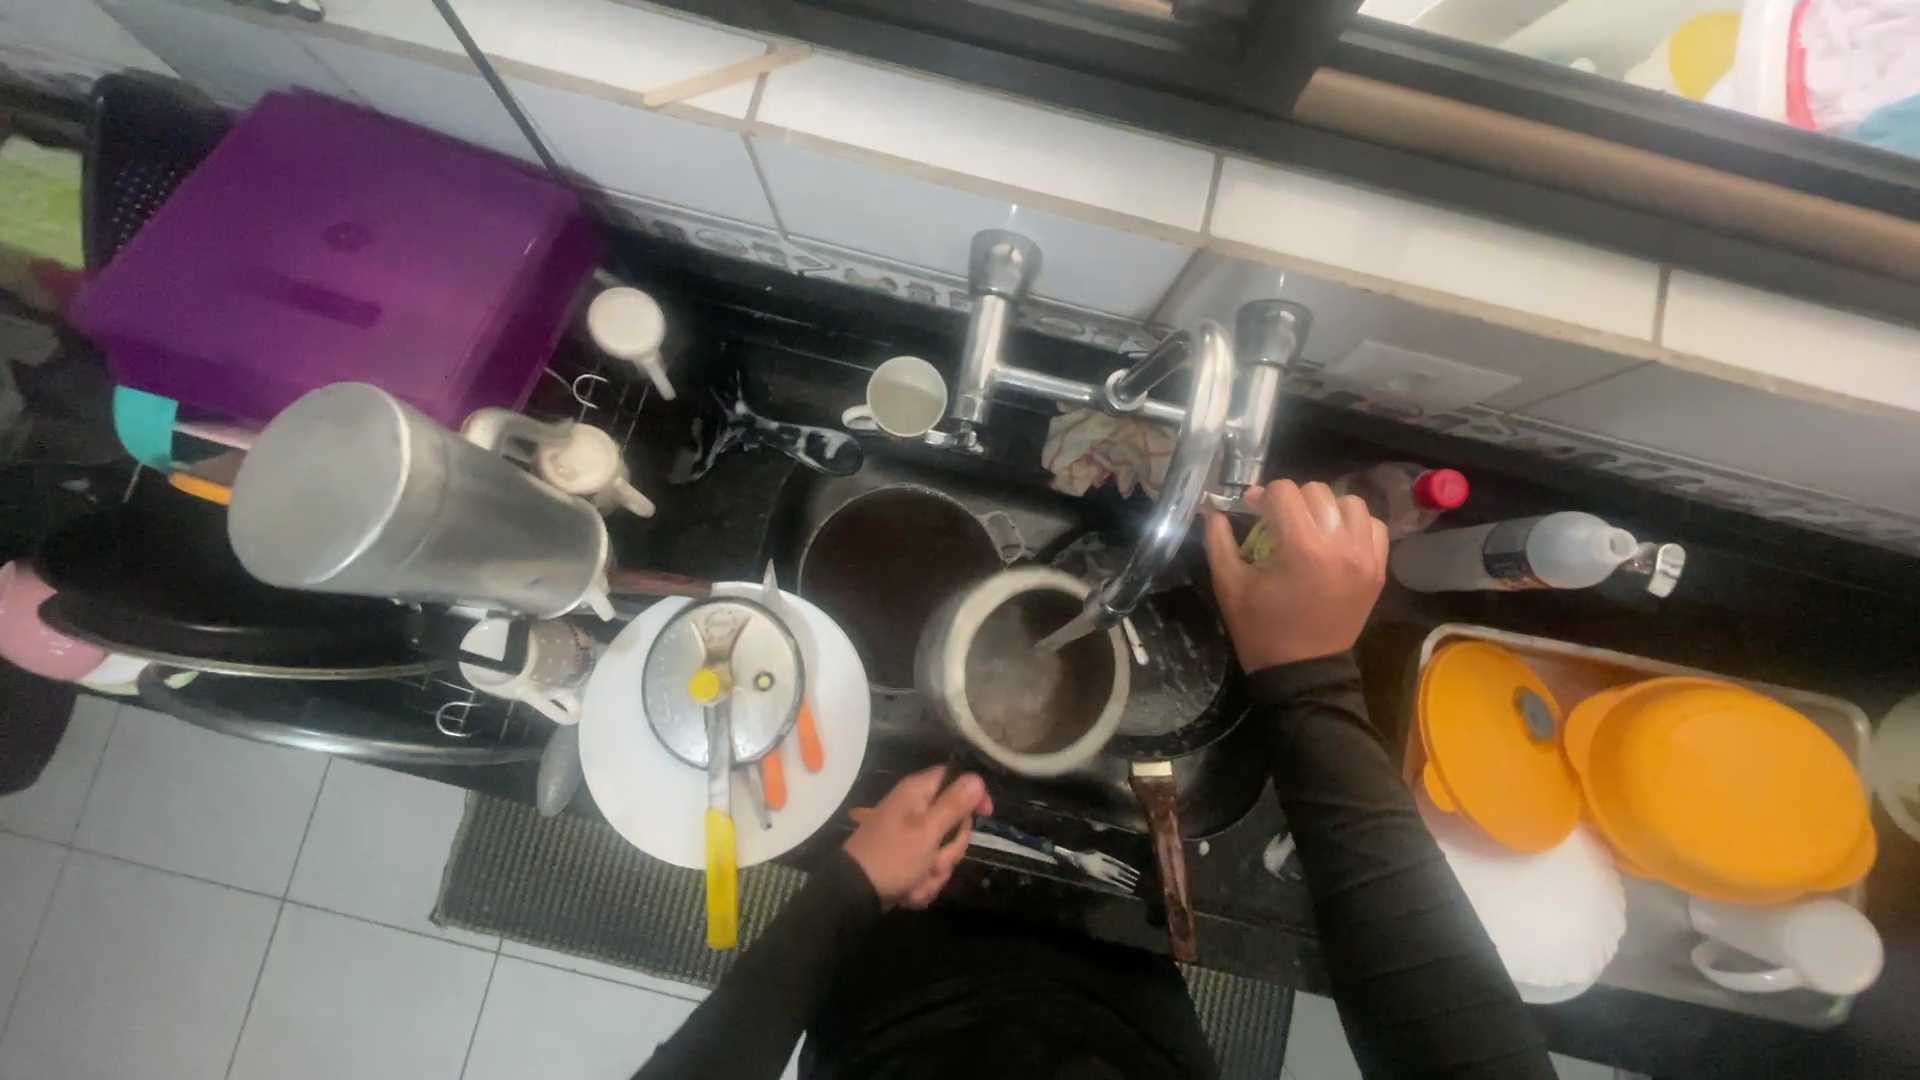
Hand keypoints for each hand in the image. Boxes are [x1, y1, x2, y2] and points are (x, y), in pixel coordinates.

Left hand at [844, 766, 991, 910]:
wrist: (854, 894)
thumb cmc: (892, 856)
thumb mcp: (928, 831)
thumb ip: (954, 804)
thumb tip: (976, 777)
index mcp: (918, 793)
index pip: (955, 778)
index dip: (973, 793)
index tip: (986, 814)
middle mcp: (916, 810)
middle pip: (954, 822)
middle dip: (950, 849)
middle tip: (935, 860)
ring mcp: (911, 836)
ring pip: (944, 851)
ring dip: (935, 872)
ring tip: (917, 879)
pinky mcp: (908, 859)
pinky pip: (930, 869)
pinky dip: (923, 883)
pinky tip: (909, 891)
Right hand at [1204, 480, 1388, 671]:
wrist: (1301, 670)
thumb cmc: (1260, 628)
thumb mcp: (1229, 584)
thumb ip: (1218, 540)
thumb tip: (1213, 509)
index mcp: (1302, 548)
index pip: (1285, 492)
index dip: (1262, 496)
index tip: (1252, 510)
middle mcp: (1341, 545)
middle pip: (1316, 492)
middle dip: (1291, 501)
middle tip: (1276, 521)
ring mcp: (1365, 557)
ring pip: (1349, 503)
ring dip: (1324, 508)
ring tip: (1308, 528)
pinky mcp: (1378, 569)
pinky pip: (1372, 526)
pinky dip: (1352, 524)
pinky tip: (1333, 539)